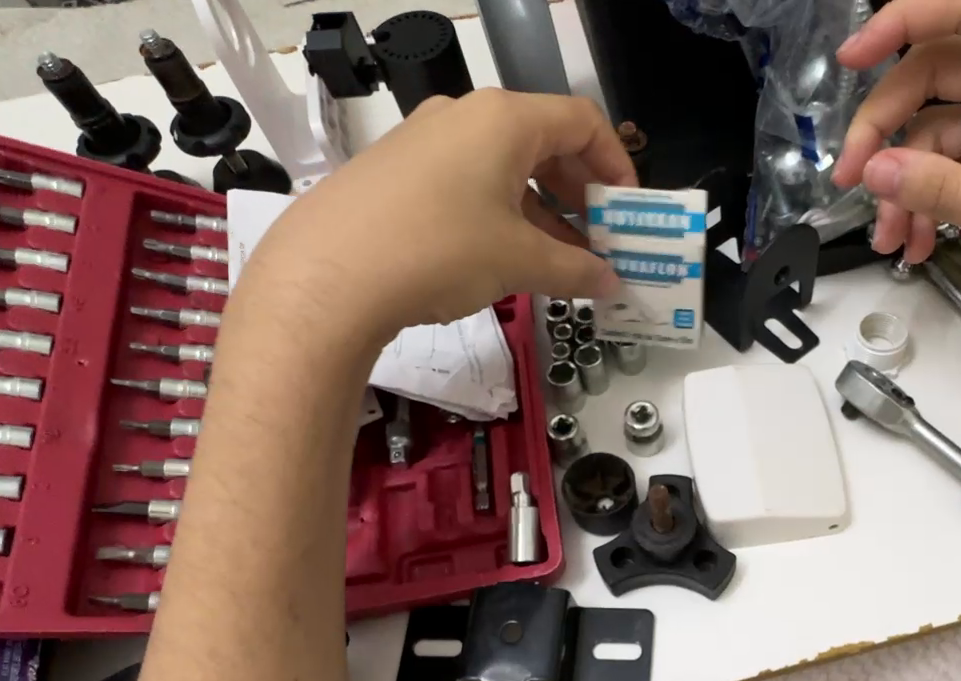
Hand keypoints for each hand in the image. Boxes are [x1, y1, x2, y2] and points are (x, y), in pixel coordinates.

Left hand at [231, 89, 636, 360]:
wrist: (331, 273)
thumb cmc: (440, 250)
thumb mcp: (520, 262)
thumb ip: (576, 270)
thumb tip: (609, 281)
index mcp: (505, 120)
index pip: (582, 121)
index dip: (616, 164)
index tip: (629, 209)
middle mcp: (467, 117)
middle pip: (546, 142)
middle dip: (582, 191)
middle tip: (601, 237)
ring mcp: (430, 142)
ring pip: (507, 168)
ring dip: (545, 211)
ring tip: (562, 260)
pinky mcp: (403, 173)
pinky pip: (472, 184)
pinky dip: (505, 215)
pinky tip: (511, 258)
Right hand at [832, 0, 960, 317]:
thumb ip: (946, 190)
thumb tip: (872, 170)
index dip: (908, 18)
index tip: (852, 60)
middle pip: (937, 77)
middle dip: (886, 127)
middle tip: (848, 182)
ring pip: (940, 133)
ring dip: (905, 184)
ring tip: (890, 241)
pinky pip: (958, 171)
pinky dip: (932, 203)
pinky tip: (918, 245)